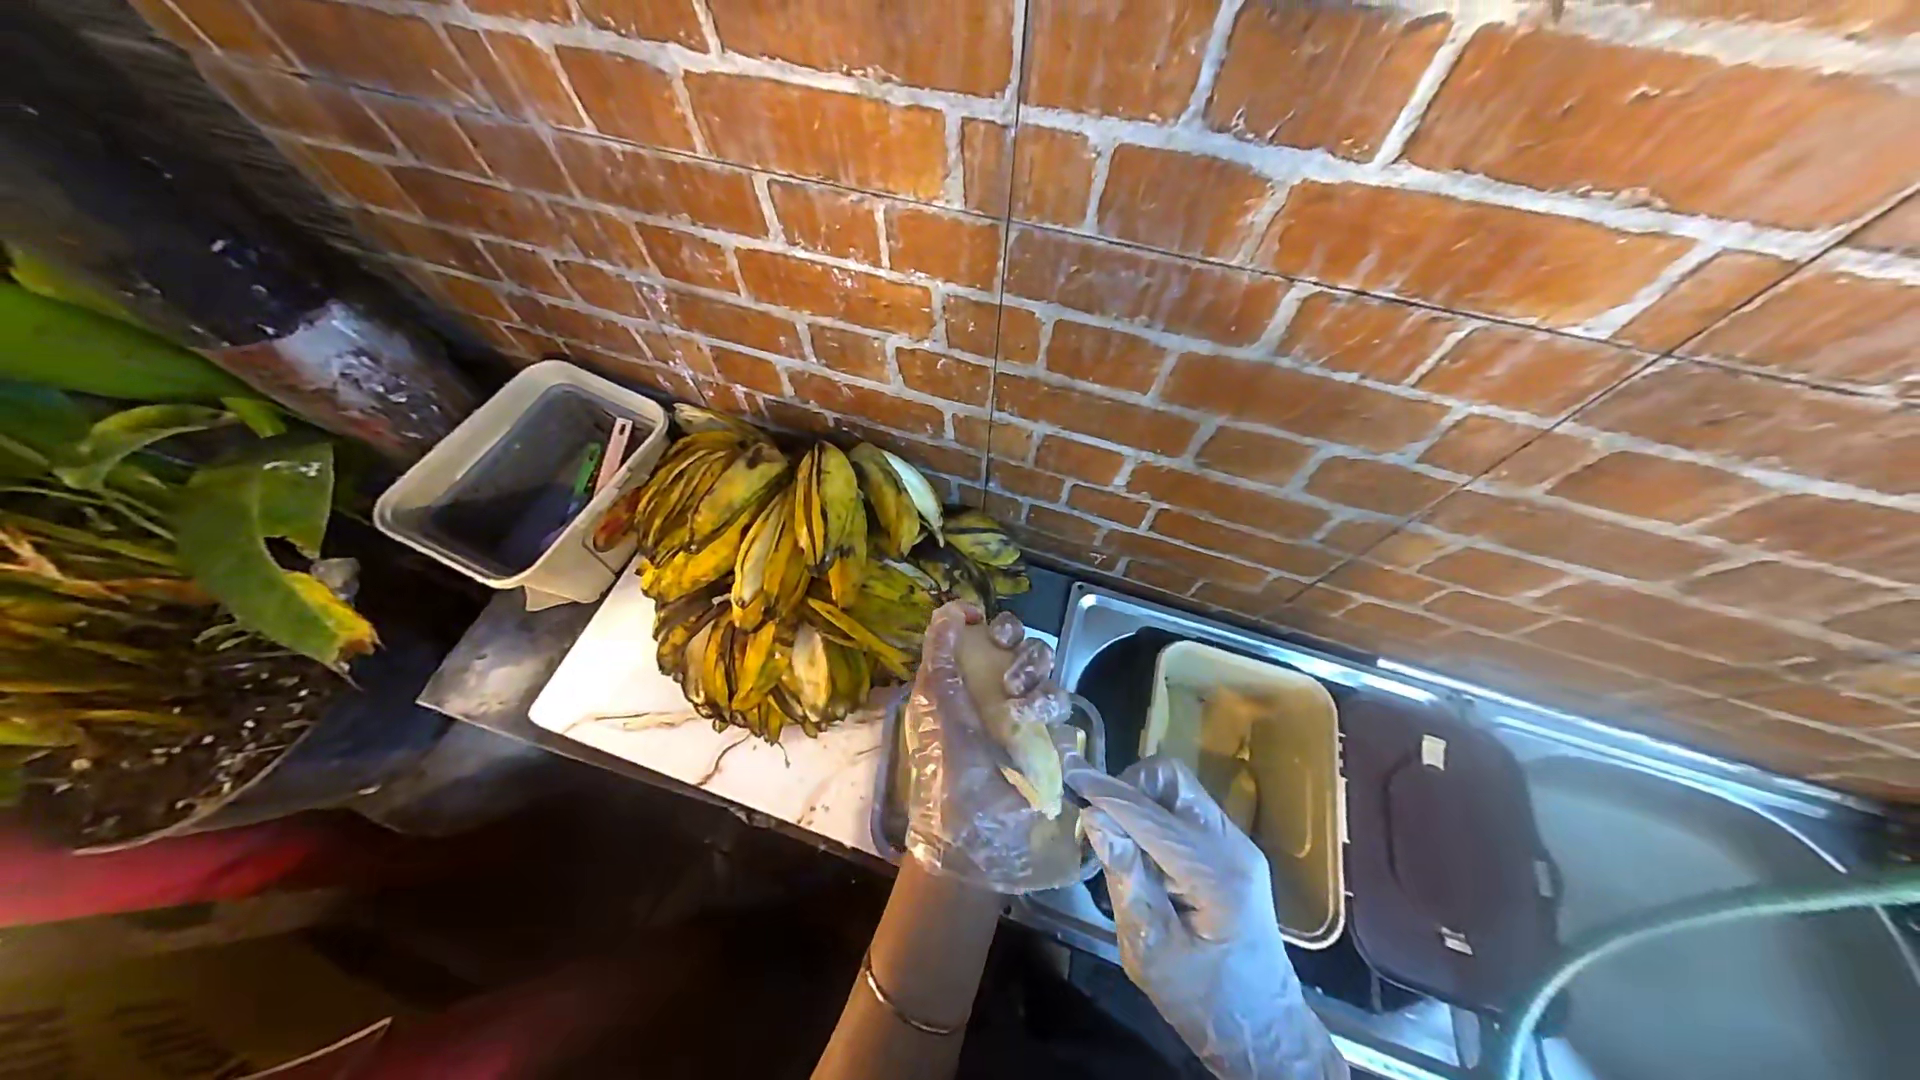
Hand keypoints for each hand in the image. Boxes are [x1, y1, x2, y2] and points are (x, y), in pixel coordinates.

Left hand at [903, 602, 1079, 892]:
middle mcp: (991, 686)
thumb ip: (941, 658)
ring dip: (1031, 671)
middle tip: (1005, 666)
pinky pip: (1058, 697)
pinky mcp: (1049, 729)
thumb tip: (953, 611)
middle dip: (1015, 642)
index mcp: (959, 678)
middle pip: (1016, 639)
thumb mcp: (933, 709)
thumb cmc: (945, 771)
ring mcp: (1022, 707)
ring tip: (1016, 700)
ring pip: (1042, 663)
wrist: (978, 836)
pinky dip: (1046, 702)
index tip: (981, 620)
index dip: (981, 618)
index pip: (977, 632)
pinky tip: (1031, 720)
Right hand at [1072, 755, 1346, 1079]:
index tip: (1070, 774)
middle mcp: (1232, 845)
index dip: (1107, 793)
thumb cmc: (1204, 1002)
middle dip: (1127, 787)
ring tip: (1116, 835)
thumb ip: (1125, 879)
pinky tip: (1138, 847)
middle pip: (1172, 780)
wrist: (1263, 1029)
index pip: (1152, 816)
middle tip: (1097, 818)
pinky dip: (1152, 812)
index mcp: (1217, 876)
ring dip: (1139, 797)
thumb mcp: (1151, 950)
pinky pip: (1183, 807)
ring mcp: (1235, 843)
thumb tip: (1093, 817)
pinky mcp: (1229, 847)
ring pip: (1177, 787)